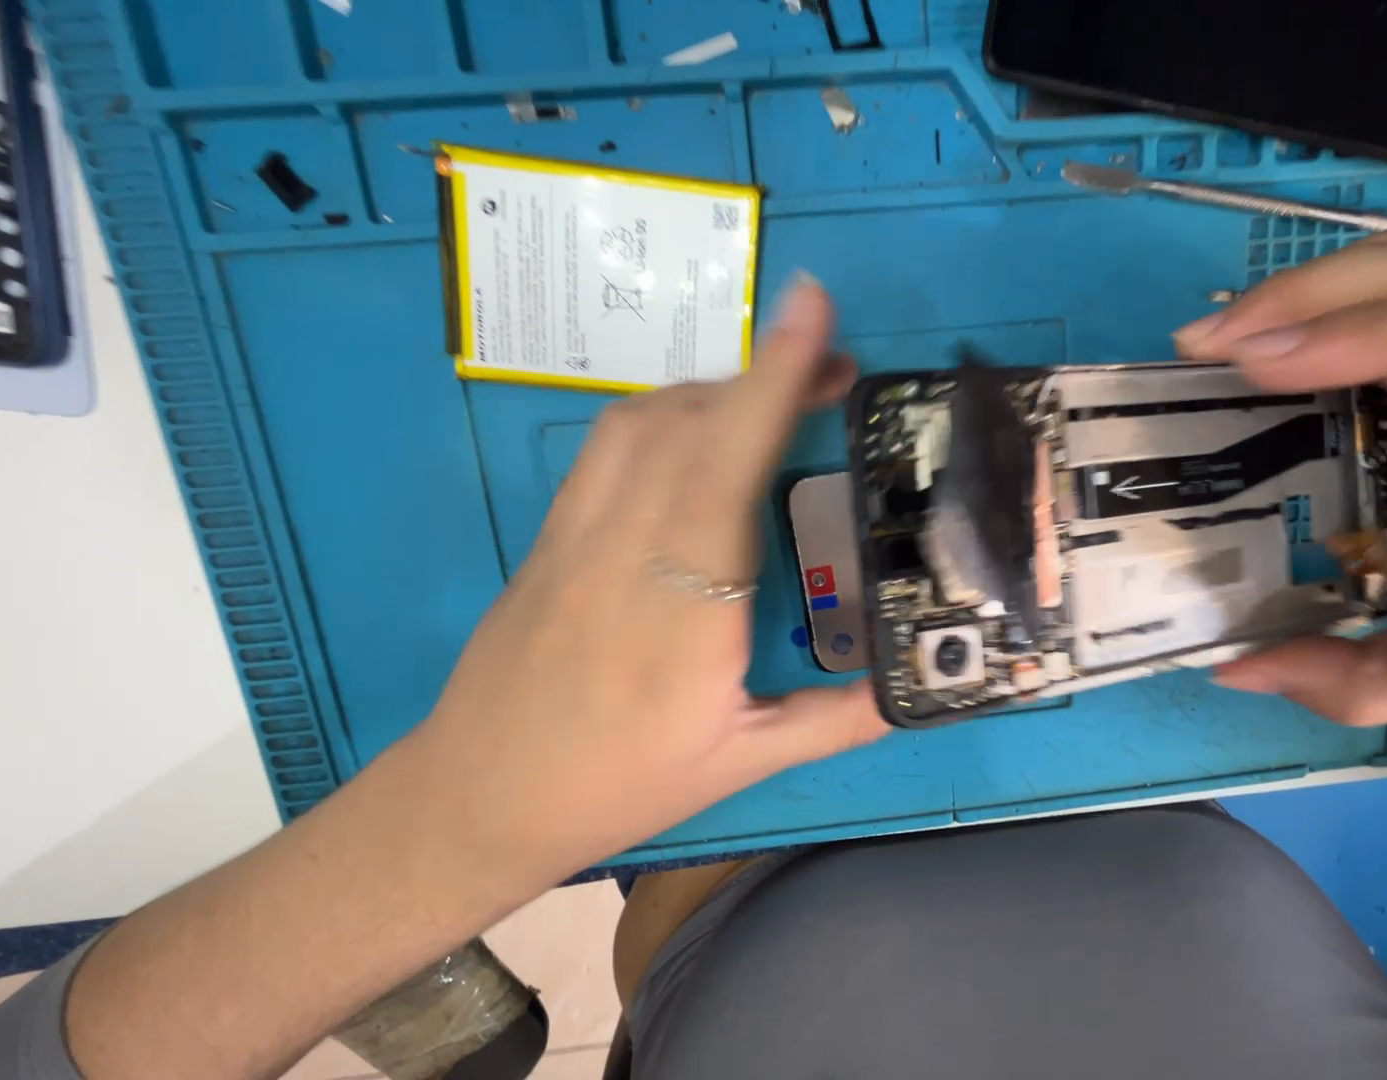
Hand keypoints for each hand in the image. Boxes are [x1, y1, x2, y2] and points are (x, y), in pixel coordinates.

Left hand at [417, 274, 886, 860]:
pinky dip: (666, 411)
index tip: (812, 311)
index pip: (727, 468)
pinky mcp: (550, 531)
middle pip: (692, 424)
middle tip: (837, 362)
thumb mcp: (739, 763)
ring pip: (643, 421)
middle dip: (768, 372)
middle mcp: (625, 549)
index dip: (773, 383)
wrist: (476, 799)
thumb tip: (910, 690)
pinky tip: (698, 429)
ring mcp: (576, 532)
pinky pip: (609, 444)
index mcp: (683, 608)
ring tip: (776, 392)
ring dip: (717, 388)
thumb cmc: (615, 785)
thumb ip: (833, 720)